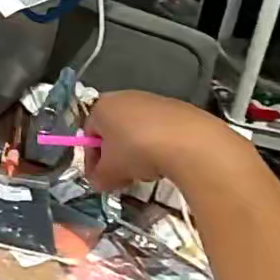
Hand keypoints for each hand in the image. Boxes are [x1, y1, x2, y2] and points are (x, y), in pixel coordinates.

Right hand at [82, 90, 245, 193]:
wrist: (190, 143)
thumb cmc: (138, 150)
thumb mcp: (111, 172)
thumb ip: (99, 177)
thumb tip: (98, 182)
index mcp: (102, 106)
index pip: (89, 133)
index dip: (92, 160)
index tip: (99, 179)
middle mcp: (124, 97)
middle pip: (114, 129)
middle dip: (115, 155)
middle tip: (121, 177)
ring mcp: (154, 101)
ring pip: (137, 129)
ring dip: (137, 150)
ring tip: (147, 172)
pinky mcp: (179, 108)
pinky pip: (161, 129)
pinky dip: (160, 145)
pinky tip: (167, 162)